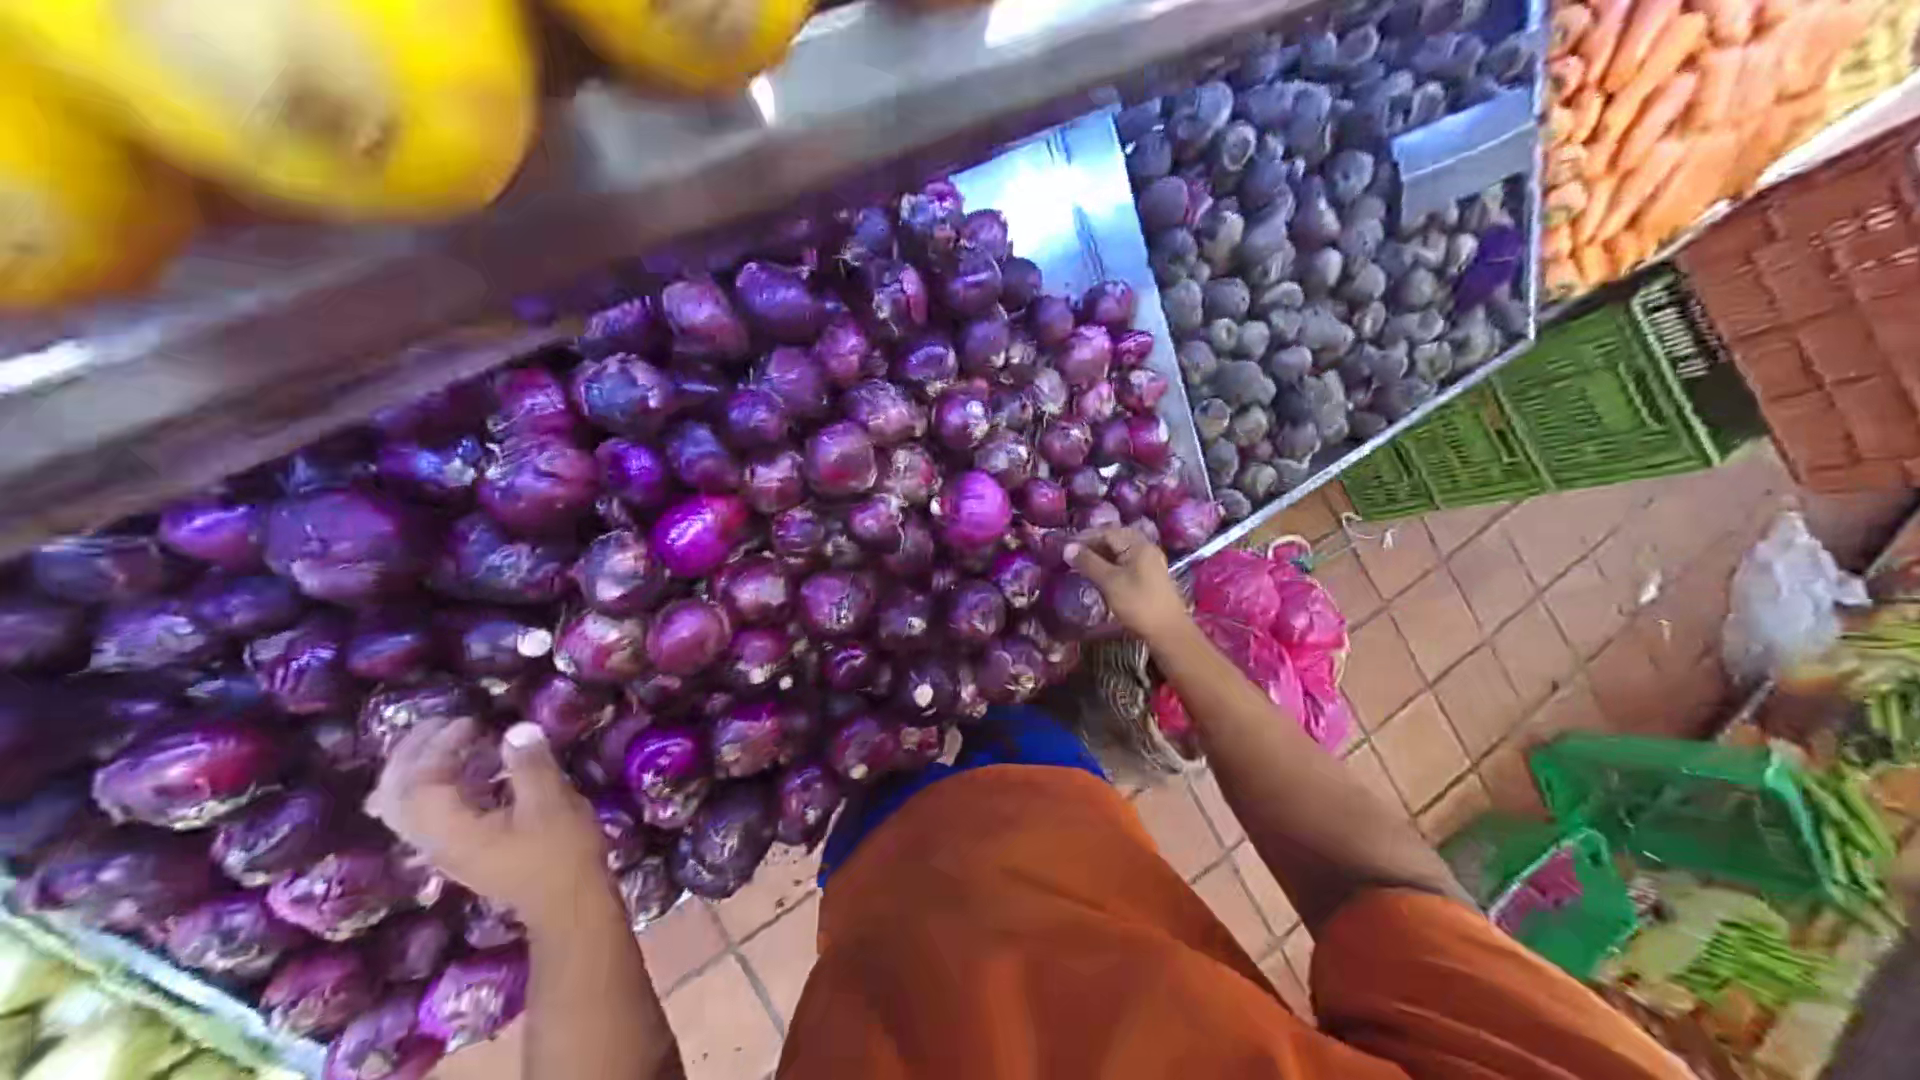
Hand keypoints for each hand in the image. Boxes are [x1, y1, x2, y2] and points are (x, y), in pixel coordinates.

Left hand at [367, 718, 610, 933]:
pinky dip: (439, 786)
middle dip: (411, 755)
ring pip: (407, 807)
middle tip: (440, 724)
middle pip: (395, 797)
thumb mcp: (551, 802)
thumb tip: (516, 730)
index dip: (438, 746)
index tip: (472, 722)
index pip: (419, 783)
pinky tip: (473, 771)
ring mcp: (445, 850)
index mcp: (449, 831)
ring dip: (420, 770)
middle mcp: (434, 842)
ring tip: (452, 741)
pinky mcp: (463, 851)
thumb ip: (529, 764)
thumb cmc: (561, 852)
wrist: (569, 903)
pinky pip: (430, 814)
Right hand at [1066, 527, 1190, 645]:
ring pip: (1120, 552)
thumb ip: (1088, 562)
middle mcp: (1146, 548)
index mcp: (1138, 545)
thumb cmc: (1138, 604)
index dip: (1085, 538)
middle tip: (1072, 556)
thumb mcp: (1109, 581)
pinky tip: (1099, 574)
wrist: (1168, 632)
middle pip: (1115, 539)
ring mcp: (1149, 562)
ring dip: (1101, 556)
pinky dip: (1110, 565)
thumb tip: (1067, 547)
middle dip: (1092, 545)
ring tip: (1082, 565)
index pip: (1107, 532)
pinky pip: (1126, 562)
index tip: (1065, 548)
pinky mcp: (1149, 576)